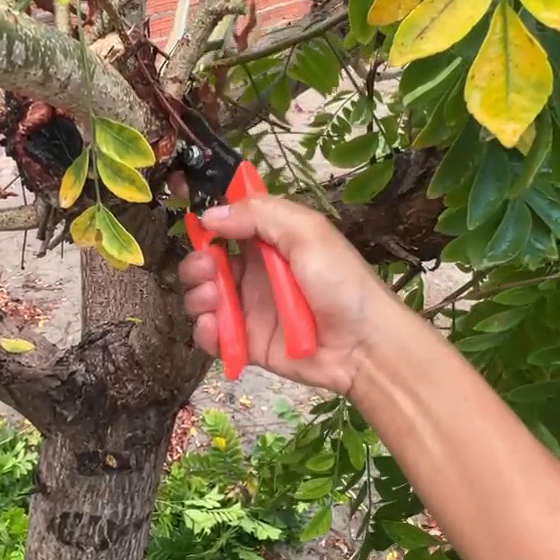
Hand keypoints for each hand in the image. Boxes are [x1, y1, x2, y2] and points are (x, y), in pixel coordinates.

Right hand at [177, 195, 399, 393]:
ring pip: (202, 297)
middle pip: (205, 262)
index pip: (227, 225)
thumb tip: (209, 216)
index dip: (207, 223)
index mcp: (269, 241)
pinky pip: (210, 335)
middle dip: (197, 263)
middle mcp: (253, 272)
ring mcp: (248, 308)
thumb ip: (259, 214)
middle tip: (210, 269)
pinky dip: (205, 331)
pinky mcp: (245, 342)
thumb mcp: (307, 232)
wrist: (363, 345)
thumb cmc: (342, 282)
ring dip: (198, 294)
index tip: (197, 225)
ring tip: (215, 299)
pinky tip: (216, 327)